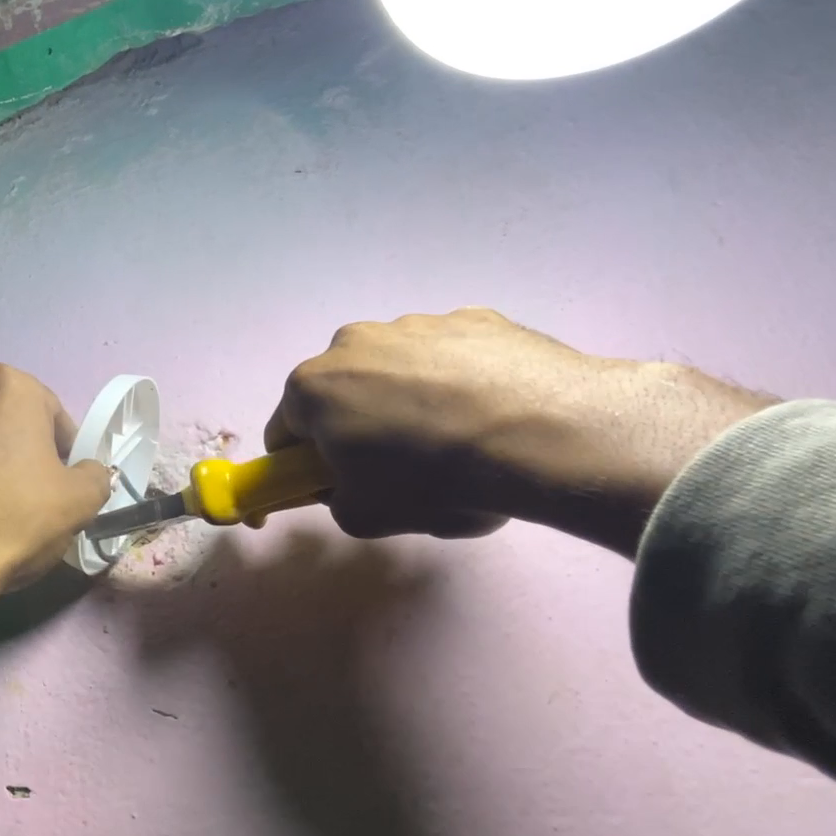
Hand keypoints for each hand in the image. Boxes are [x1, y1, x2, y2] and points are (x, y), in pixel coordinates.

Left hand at [0, 365, 111, 691]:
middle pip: (15, 424)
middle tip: (38, 499)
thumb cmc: (14, 517)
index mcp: (8, 383)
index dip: (67, 456)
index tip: (64, 488)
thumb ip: (96, 476)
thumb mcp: (79, 500)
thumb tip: (89, 473)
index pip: (56, 417)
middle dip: (30, 455)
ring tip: (4, 509)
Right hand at [268, 308, 775, 555]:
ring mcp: (416, 323)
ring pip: (394, 372)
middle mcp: (352, 343)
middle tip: (401, 469)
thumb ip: (337, 500)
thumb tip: (350, 484)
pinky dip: (459, 382)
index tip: (334, 485)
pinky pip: (450, 357)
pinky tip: (493, 416)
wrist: (550, 435)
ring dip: (408, 402)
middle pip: (340, 395)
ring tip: (460, 444)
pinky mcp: (476, 317)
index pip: (285, 432)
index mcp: (311, 387)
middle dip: (358, 427)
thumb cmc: (434, 478)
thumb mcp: (364, 517)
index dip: (303, 465)